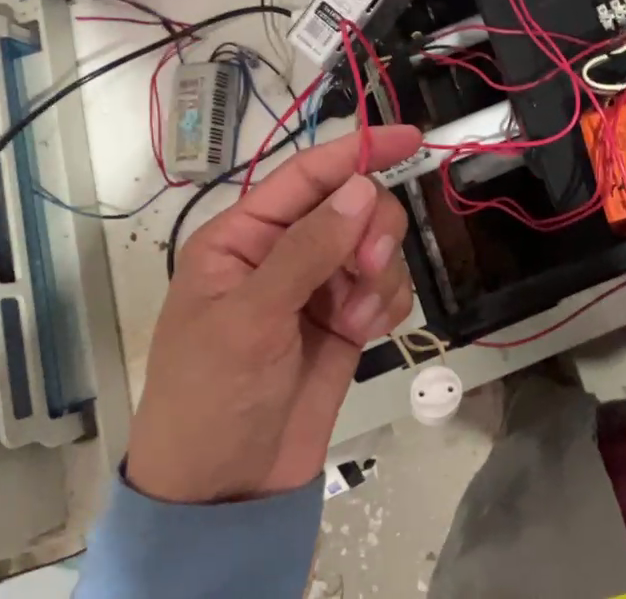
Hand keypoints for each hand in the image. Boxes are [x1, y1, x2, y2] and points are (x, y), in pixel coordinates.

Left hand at [125, 126, 421, 502]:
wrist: (227, 487)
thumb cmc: (213, 396)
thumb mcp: (250, 320)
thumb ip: (307, 250)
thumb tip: (362, 189)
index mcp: (244, 237)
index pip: (308, 176)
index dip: (359, 151)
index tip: (412, 138)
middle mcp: (285, 252)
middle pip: (355, 206)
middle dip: (372, 232)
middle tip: (367, 267)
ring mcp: (320, 286)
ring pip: (378, 245)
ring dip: (378, 277)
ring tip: (354, 322)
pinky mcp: (348, 319)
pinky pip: (389, 286)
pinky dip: (389, 303)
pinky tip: (369, 332)